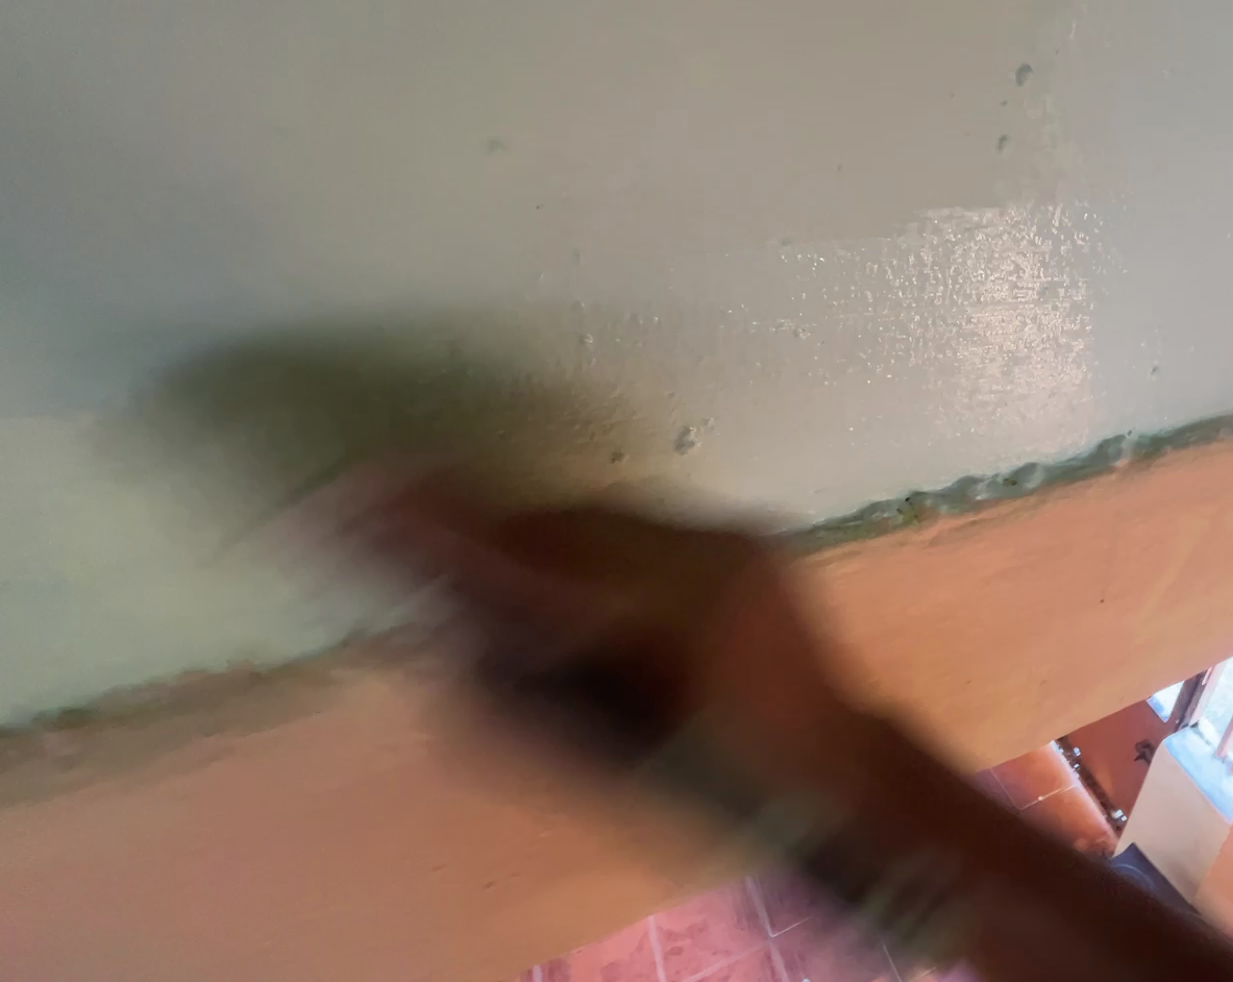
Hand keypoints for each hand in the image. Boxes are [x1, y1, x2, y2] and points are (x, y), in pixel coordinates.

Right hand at [320, 470, 864, 810]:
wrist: (828, 756)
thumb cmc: (709, 780)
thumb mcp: (597, 757)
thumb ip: (517, 691)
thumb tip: (450, 629)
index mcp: (663, 628)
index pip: (527, 561)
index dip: (443, 527)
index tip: (362, 492)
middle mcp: (703, 560)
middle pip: (570, 525)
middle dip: (510, 538)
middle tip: (457, 550)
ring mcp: (738, 537)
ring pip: (616, 517)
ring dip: (570, 544)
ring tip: (561, 593)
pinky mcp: (757, 530)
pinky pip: (662, 523)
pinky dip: (624, 546)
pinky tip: (630, 591)